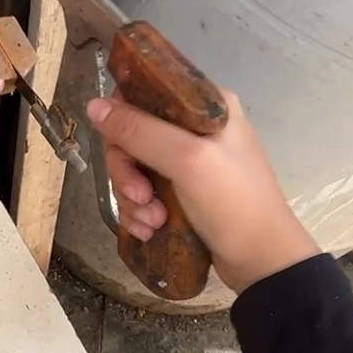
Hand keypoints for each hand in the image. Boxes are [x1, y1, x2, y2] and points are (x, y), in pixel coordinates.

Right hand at [87, 89, 319, 292]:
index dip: (123, 118)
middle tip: (140, 196)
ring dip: (133, 198)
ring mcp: (186, 161)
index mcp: (204, 104)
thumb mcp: (185, 160)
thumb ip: (139, 131)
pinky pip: (141, 193)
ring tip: (152, 221)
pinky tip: (149, 229)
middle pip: (131, 136)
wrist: (261, 260)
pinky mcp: (179, 191)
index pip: (144, 92)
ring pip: (132, 168)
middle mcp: (193, 127)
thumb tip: (92, 105)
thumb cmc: (232, 202)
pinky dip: (139, 212)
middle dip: (127, 171)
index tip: (119, 146)